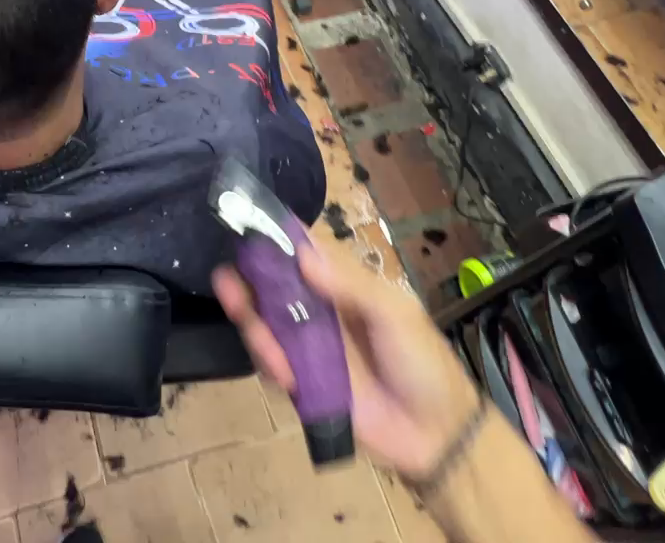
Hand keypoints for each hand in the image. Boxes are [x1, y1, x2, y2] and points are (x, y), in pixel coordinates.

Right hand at [214, 247, 478, 479]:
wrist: (436, 434)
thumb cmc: (422, 361)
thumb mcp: (394, 312)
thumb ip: (350, 283)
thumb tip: (302, 256)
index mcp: (343, 284)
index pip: (302, 252)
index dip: (276, 239)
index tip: (248, 229)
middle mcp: (319, 309)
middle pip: (273, 287)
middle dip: (248, 280)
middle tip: (227, 280)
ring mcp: (308, 346)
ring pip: (266, 324)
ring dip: (250, 319)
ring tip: (245, 318)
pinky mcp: (302, 382)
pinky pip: (273, 364)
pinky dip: (268, 361)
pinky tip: (280, 368)